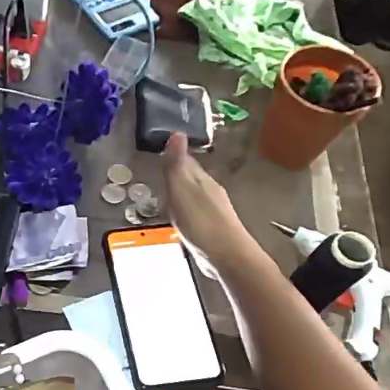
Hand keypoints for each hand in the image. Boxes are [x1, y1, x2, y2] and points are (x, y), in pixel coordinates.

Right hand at [161, 133, 260, 269]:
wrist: (227, 256)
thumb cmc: (200, 223)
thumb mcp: (181, 191)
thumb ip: (177, 165)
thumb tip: (177, 132)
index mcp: (202, 179)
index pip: (188, 161)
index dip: (174, 158)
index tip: (162, 156)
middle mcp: (211, 192)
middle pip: (192, 179)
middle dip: (179, 177)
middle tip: (162, 178)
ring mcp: (215, 211)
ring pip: (196, 197)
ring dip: (183, 197)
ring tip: (169, 201)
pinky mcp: (215, 230)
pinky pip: (198, 215)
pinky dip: (188, 215)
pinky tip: (183, 223)